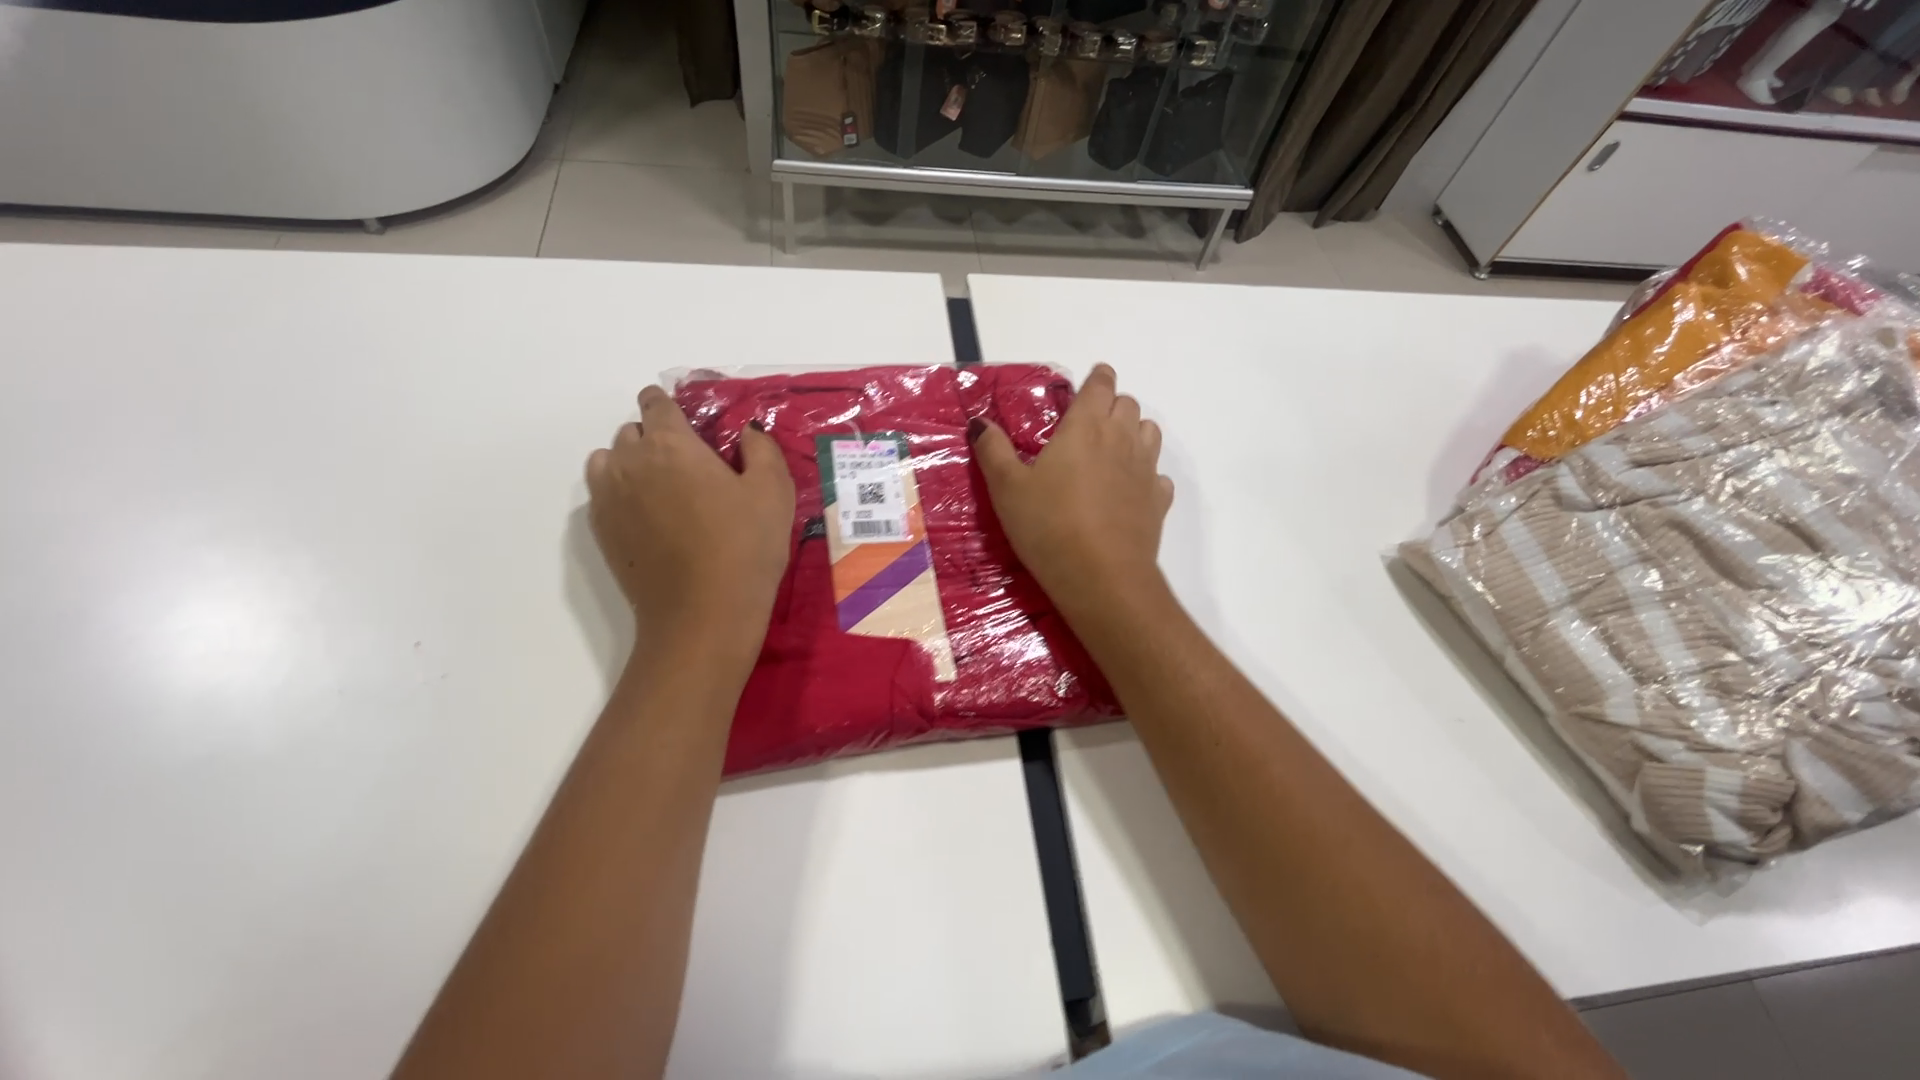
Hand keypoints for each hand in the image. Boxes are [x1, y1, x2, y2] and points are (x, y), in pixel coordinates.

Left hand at [587, 386, 794, 657]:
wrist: (702, 614)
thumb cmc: (745, 547)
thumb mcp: (774, 492)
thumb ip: (761, 449)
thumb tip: (746, 432)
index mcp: (672, 444)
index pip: (655, 402)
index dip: (669, 405)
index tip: (687, 423)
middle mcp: (630, 461)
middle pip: (630, 430)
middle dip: (653, 436)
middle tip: (685, 463)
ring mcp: (609, 497)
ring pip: (608, 460)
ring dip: (629, 462)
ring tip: (660, 489)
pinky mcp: (600, 530)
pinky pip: (601, 493)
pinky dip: (619, 493)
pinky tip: (649, 518)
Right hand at [972, 363, 1173, 611]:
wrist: (1100, 576)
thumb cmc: (1048, 525)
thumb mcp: (1006, 488)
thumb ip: (993, 451)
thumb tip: (979, 422)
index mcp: (1085, 427)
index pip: (1100, 386)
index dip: (1098, 378)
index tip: (1093, 380)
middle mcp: (1121, 439)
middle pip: (1129, 405)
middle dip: (1113, 405)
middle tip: (1091, 422)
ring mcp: (1145, 470)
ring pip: (1150, 433)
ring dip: (1134, 432)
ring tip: (1112, 450)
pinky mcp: (1158, 501)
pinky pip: (1158, 476)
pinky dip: (1146, 474)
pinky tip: (1129, 490)